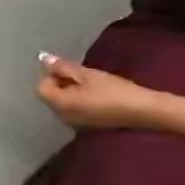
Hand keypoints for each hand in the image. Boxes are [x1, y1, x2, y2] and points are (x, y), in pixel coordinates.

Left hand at [37, 53, 184, 140]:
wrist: (143, 111)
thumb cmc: (114, 90)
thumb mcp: (87, 75)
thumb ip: (63, 66)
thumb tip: (43, 57)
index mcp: (60, 104)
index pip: (41, 87)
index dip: (51, 75)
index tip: (69, 69)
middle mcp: (62, 117)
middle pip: (50, 96)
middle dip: (60, 82)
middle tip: (82, 74)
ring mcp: (74, 124)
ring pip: (62, 103)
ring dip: (70, 90)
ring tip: (92, 83)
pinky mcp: (86, 126)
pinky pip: (73, 110)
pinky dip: (79, 100)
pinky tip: (97, 94)